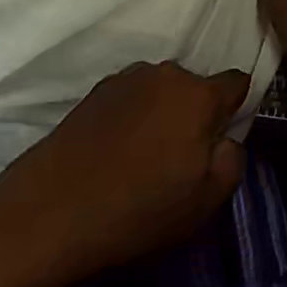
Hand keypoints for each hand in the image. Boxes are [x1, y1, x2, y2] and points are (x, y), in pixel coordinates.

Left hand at [0, 62, 248, 286]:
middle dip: (195, 113)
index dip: (236, 106)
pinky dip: (131, 116)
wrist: (50, 212)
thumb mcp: (205, 202)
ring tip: (143, 155)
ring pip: (161, 91)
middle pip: (196, 87)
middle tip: (180, 155)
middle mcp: (166, 74)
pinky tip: (115, 151)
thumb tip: (225, 139)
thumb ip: (232, 160)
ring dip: (161, 112)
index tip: (222, 136)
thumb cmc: (139, 209)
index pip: (237, 82)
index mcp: (199, 95)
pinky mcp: (93, 91)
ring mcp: (126, 78)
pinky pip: (130, 98)